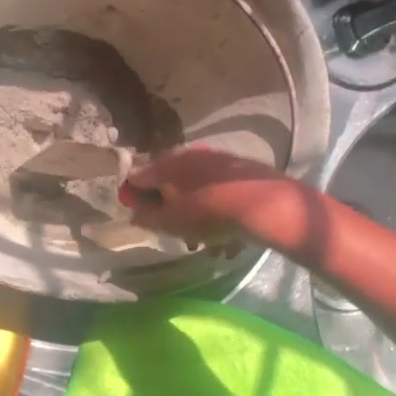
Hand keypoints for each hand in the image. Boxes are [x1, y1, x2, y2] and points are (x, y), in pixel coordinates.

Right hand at [124, 147, 304, 247]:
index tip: (141, 217)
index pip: (135, 178)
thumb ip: (146, 217)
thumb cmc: (206, 213)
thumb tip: (136, 211)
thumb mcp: (169, 222)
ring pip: (193, 187)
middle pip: (167, 182)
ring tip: (205, 240)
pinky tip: (226, 231)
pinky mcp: (236, 167)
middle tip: (175, 233)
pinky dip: (215, 208)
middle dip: (168, 208)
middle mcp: (185, 155)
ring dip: (193, 211)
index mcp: (163, 165)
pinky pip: (216, 189)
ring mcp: (212, 158)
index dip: (133, 198)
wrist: (261, 202)